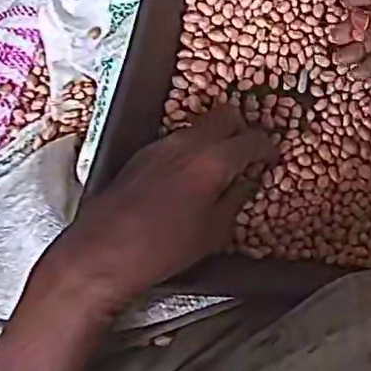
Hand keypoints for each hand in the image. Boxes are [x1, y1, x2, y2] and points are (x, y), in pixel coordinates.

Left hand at [33, 104, 274, 311]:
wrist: (99, 255)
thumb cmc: (163, 249)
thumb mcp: (214, 232)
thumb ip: (236, 199)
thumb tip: (246, 183)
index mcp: (213, 161)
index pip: (253, 140)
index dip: (268, 148)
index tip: (272, 158)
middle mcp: (186, 145)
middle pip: (225, 115)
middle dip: (242, 129)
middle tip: (249, 153)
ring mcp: (160, 147)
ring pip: (199, 127)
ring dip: (215, 140)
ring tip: (221, 168)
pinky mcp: (140, 156)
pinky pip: (177, 141)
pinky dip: (192, 150)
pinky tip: (191, 177)